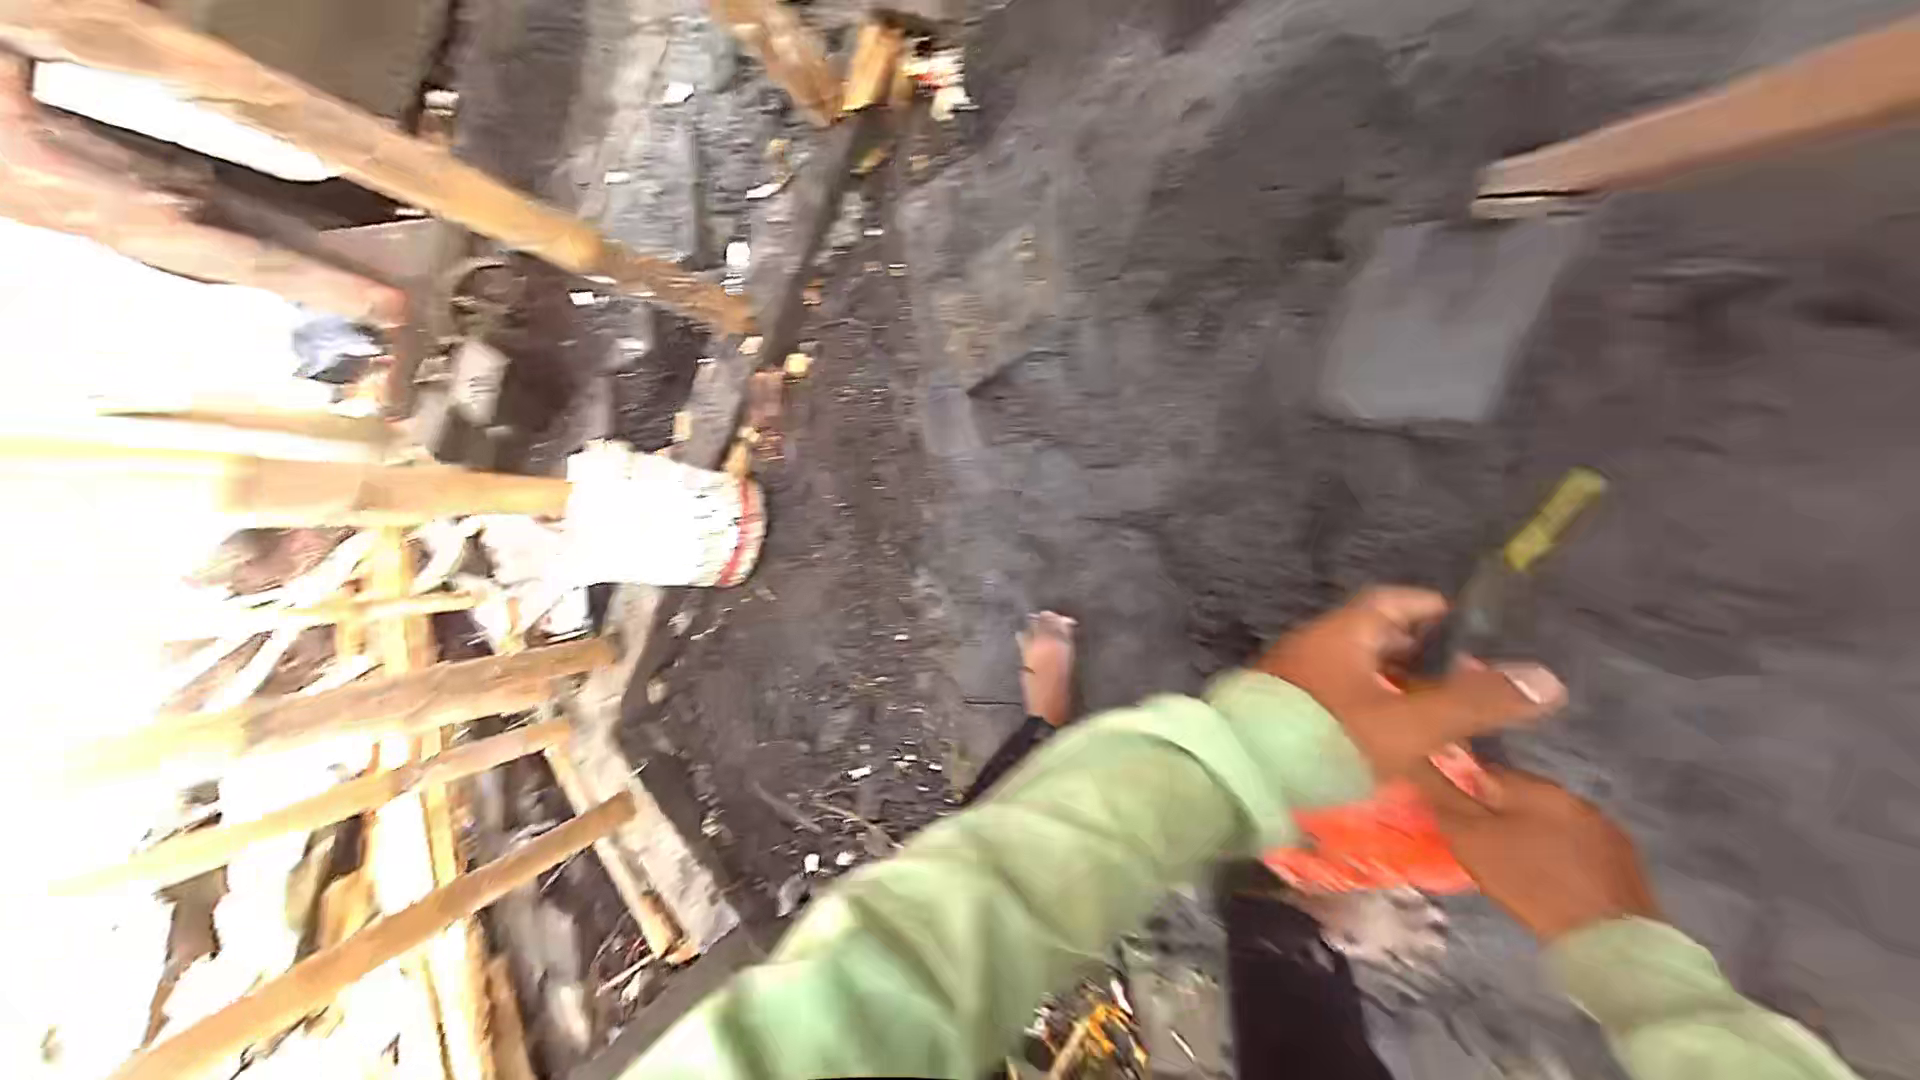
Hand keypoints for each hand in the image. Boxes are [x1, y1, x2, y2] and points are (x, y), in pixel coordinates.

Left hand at [1256, 586, 1566, 779]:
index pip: (1389, 601)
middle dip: (1416, 650)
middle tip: (1462, 674)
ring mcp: (1291, 674)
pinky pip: (1333, 691)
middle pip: (1371, 634)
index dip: (1429, 607)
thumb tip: (1546, 677)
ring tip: (1433, 708)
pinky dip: (1365, 701)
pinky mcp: (1280, 705)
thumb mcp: (1408, 723)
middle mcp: (1310, 644)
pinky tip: (1385, 732)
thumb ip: (1472, 702)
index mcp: (1338, 633)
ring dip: (1391, 680)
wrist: (1242, 771)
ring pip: (1352, 666)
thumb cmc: (1326, 739)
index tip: (1467, 623)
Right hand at [1416, 765, 1661, 941]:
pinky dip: (1556, 849)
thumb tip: (1424, 774)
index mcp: (1536, 786)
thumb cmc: (1528, 881)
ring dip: (1528, 828)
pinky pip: (1574, 841)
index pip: (1483, 770)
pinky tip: (1548, 872)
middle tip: (1479, 837)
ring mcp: (1605, 828)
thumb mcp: (1468, 839)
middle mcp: (1573, 797)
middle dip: (1496, 809)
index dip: (1461, 788)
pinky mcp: (1625, 860)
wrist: (1608, 941)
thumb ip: (1444, 802)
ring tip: (1513, 856)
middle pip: (1518, 794)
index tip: (1452, 812)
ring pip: (1547, 817)